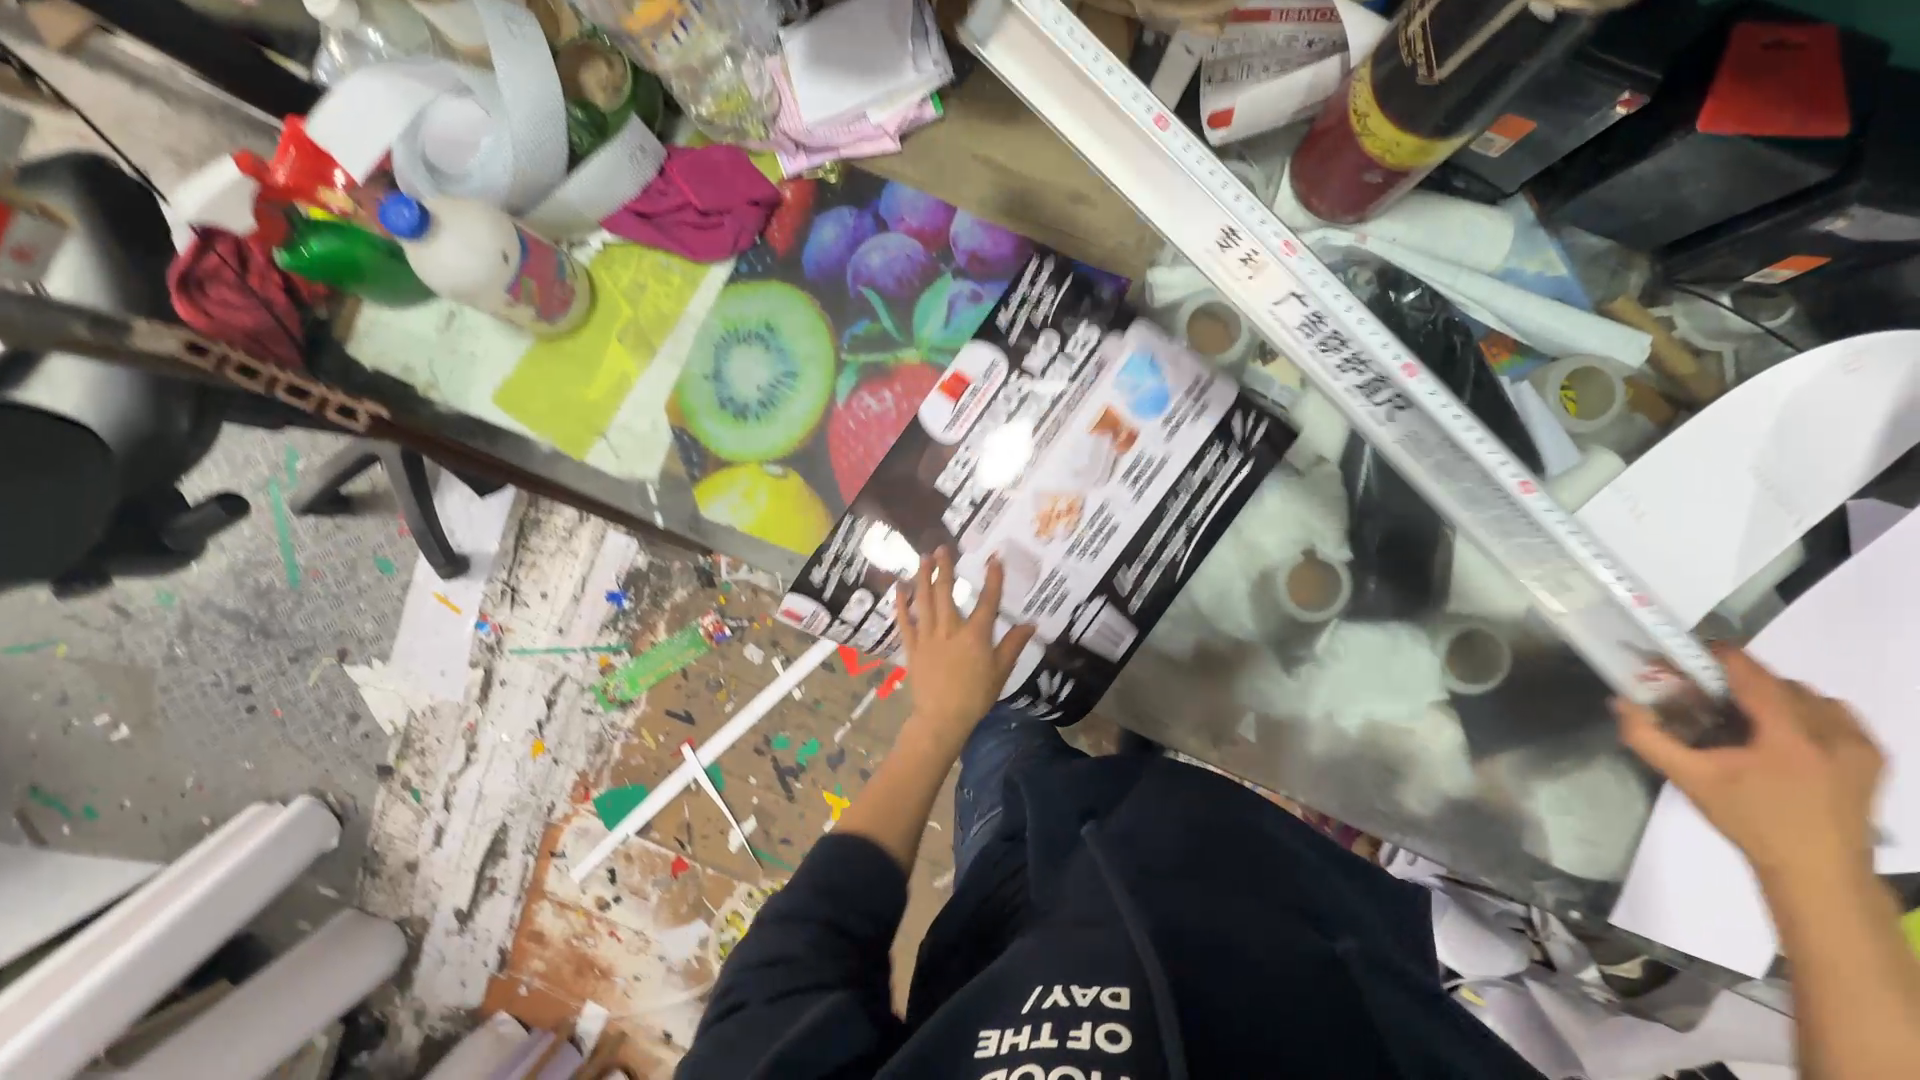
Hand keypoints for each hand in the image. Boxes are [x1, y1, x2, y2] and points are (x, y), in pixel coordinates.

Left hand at [897, 547, 1036, 747]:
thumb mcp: (1001, 671)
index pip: (987, 600)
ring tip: (924, 558)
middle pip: (947, 591)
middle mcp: (950, 629)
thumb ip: (1014, 645)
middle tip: (944, 548)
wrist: (942, 718)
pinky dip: (901, 603)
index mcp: (976, 635)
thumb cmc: (976, 696)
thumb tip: (1030, 624)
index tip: (994, 558)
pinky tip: (899, 587)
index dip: (993, 578)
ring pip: (924, 600)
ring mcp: (928, 636)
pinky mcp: (912, 647)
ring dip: (923, 576)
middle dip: (946, 567)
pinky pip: (905, 620)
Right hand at [1614, 646, 1883, 888]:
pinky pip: (1837, 715)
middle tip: (1714, 699)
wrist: (1815, 869)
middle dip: (1745, 684)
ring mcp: (1859, 745)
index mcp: (1788, 736)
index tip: (1695, 653)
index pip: (1754, 675)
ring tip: (1752, 721)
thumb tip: (1620, 703)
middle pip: (1781, 683)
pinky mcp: (1874, 757)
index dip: (1722, 657)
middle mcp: (1831, 732)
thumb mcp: (1690, 781)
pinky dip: (1809, 714)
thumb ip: (1649, 739)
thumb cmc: (1749, 822)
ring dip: (1777, 698)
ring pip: (1811, 697)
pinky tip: (1789, 737)